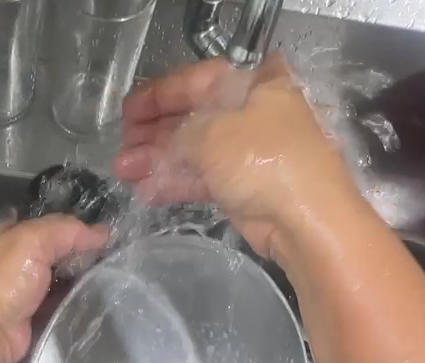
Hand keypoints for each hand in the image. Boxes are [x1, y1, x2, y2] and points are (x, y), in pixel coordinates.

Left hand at [0, 215, 108, 362]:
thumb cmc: (6, 281)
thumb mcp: (35, 241)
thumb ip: (68, 232)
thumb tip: (104, 233)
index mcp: (13, 235)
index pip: (51, 225)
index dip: (77, 227)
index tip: (105, 235)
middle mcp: (19, 260)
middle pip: (59, 252)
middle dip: (82, 253)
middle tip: (113, 256)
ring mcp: (27, 289)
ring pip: (63, 278)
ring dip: (83, 278)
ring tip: (113, 276)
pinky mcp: (36, 315)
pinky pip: (62, 302)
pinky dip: (77, 300)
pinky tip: (97, 297)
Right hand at [113, 57, 362, 259]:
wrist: (303, 218)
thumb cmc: (264, 161)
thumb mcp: (213, 134)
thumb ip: (179, 133)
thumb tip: (158, 142)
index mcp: (253, 85)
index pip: (196, 81)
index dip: (159, 96)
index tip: (127, 111)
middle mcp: (250, 114)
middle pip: (192, 117)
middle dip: (153, 133)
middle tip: (121, 144)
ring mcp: (245, 154)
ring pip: (191, 152)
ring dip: (156, 161)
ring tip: (122, 171)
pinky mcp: (240, 188)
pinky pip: (199, 180)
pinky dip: (173, 184)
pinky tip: (144, 191)